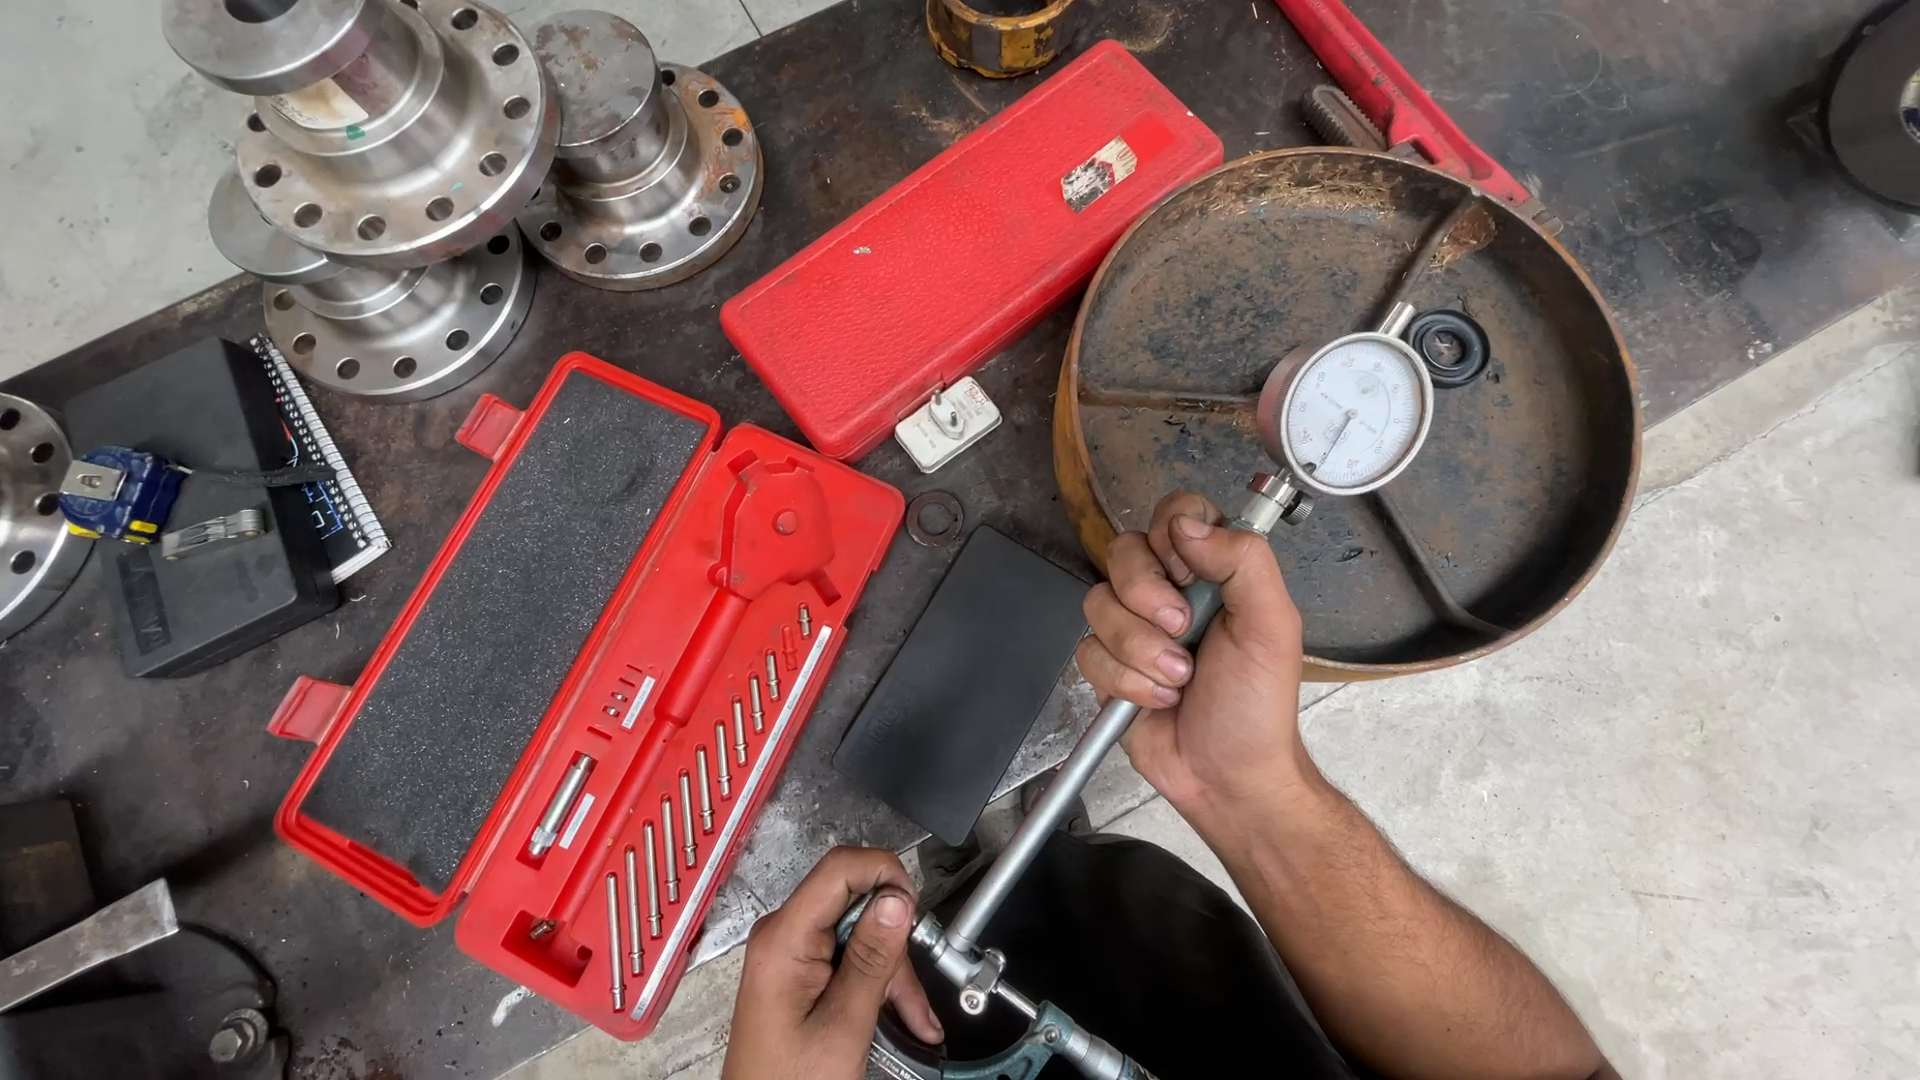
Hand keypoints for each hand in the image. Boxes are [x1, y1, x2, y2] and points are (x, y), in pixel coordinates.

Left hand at [723, 847, 944, 1079]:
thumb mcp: (842, 1027)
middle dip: (891, 938)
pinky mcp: (800, 968)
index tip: (912, 907)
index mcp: (784, 937)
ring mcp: (791, 950)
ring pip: (859, 931)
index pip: (839, 867)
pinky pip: (848, 954)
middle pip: (855, 901)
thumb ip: (872, 959)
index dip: (883, 873)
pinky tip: (899, 1011)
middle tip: (912, 981)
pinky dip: (876, 980)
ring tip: (912, 1015)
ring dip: (890, 969)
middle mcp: (784, 933)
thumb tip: (896, 899)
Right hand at [1075, 490, 1314, 820]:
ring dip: (1139, 649)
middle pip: (1122, 552)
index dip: (1170, 535)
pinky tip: (1156, 700)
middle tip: (1183, 631)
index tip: (1189, 573)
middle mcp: (1166, 589)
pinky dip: (1124, 680)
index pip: (1174, 513)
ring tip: (1178, 680)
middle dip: (1146, 597)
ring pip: (1097, 603)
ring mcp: (1131, 626)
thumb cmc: (1257, 703)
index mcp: (1210, 570)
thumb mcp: (1273, 627)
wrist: (1228, 775)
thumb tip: (1186, 526)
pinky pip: (1087, 651)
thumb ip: (1245, 561)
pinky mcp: (1106, 664)